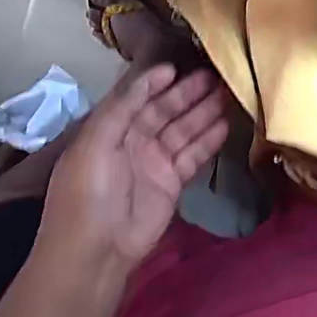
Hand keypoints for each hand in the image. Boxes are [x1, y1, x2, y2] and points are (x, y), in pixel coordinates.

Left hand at [37, 65, 229, 274]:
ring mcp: (155, 162)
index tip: (176, 68)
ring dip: (204, 112)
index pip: (135, 99)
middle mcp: (133, 142)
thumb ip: (121, 108)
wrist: (97, 248)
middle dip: (187, 93)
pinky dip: (209, 140)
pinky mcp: (173, 182)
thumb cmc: (88, 192)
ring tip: (227, 93)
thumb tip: (149, 77)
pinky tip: (225, 125)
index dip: (154, 83)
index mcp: (109, 130)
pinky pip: (193, 154)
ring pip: (183, 130)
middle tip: (214, 75)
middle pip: (165, 111)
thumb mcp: (95, 143)